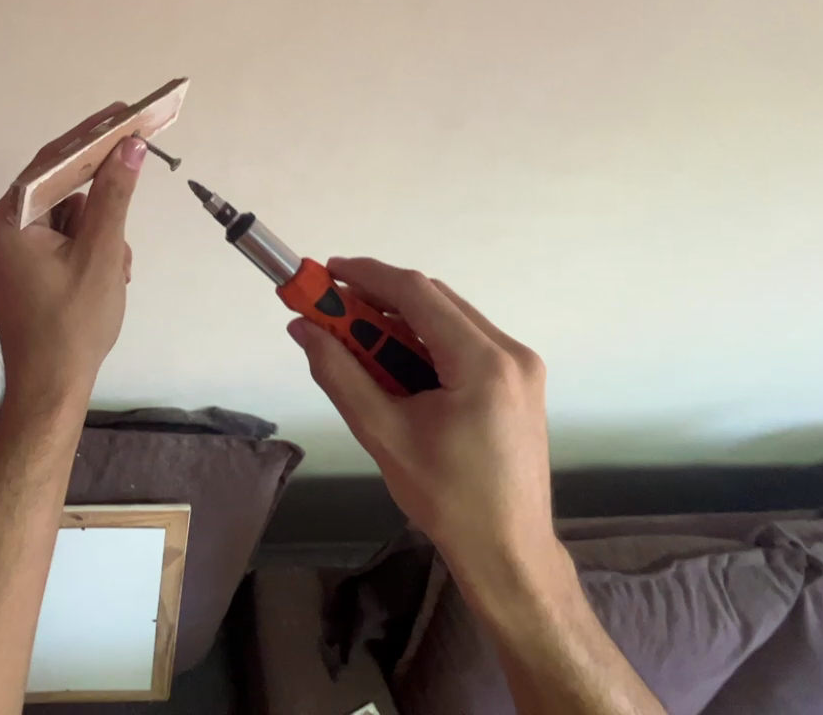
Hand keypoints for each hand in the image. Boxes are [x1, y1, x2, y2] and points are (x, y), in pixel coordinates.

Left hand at [0, 105, 146, 410]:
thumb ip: (115, 196)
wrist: (50, 389)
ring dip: (100, 233)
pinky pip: (63, 238)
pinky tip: (107, 276)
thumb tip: (130, 145)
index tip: (124, 112)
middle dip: (101, 204)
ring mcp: (12, 249)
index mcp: (7, 221)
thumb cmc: (72, 326)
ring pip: (69, 215)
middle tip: (131, 189)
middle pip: (61, 189)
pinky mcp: (25, 265)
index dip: (91, 136)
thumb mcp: (102, 255)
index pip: (52, 163)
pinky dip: (90, 249)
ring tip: (116, 269)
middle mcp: (2, 228)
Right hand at [287, 258, 561, 591]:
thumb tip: (302, 329)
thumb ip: (338, 373)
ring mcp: (520, 366)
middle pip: (434, 299)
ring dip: (399, 319)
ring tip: (356, 339)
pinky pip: (462, 339)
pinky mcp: (518, 380)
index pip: (417, 293)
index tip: (326, 271)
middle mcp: (510, 352)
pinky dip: (423, 339)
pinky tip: (394, 363)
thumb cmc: (446, 497)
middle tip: (332, 308)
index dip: (367, 275)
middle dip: (379, 296)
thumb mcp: (382, 433)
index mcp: (482, 363)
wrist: (508, 550)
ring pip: (448, 316)